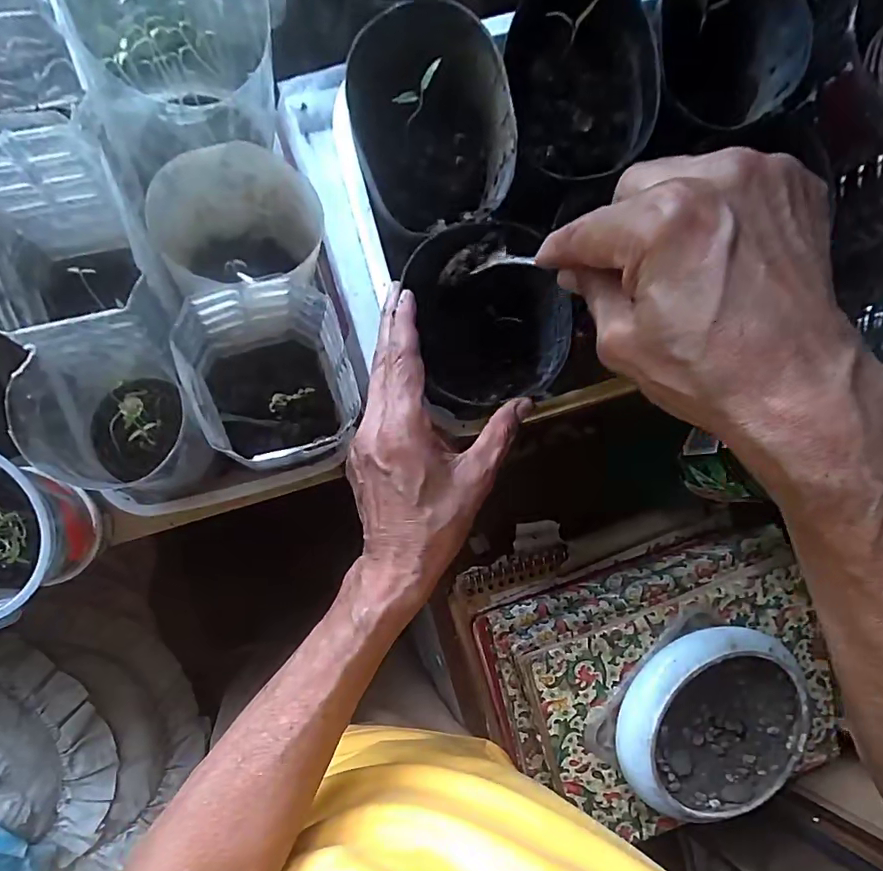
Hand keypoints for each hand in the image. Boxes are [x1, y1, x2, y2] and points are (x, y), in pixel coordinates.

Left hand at [347, 286, 528, 609]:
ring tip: (395, 324)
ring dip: (385, 354)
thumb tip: (524, 403)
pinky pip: (371, 408)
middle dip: (388, 328)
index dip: (402, 327)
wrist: (395, 563)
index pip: (401, 364)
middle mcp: (374, 429)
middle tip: (395, 294)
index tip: (403, 296)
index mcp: (402, 429)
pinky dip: (383, 384)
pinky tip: (393, 376)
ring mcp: (361, 442)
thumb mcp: (475, 479)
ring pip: (373, 387)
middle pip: (380, 368)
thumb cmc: (436, 526)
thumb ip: (499, 435)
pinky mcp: (358, 455)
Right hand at [536, 150, 881, 450]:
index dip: (562, 248)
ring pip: (681, 175)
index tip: (549, 260)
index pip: (590, 228)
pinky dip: (710, 209)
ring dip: (662, 213)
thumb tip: (577, 268)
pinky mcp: (794, 183)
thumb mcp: (622, 343)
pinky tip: (712, 250)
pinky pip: (727, 183)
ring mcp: (761, 173)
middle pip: (633, 188)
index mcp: (662, 220)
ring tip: (671, 260)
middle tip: (620, 272)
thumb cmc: (704, 373)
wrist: (795, 384)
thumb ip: (593, 291)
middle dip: (617, 228)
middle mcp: (712, 177)